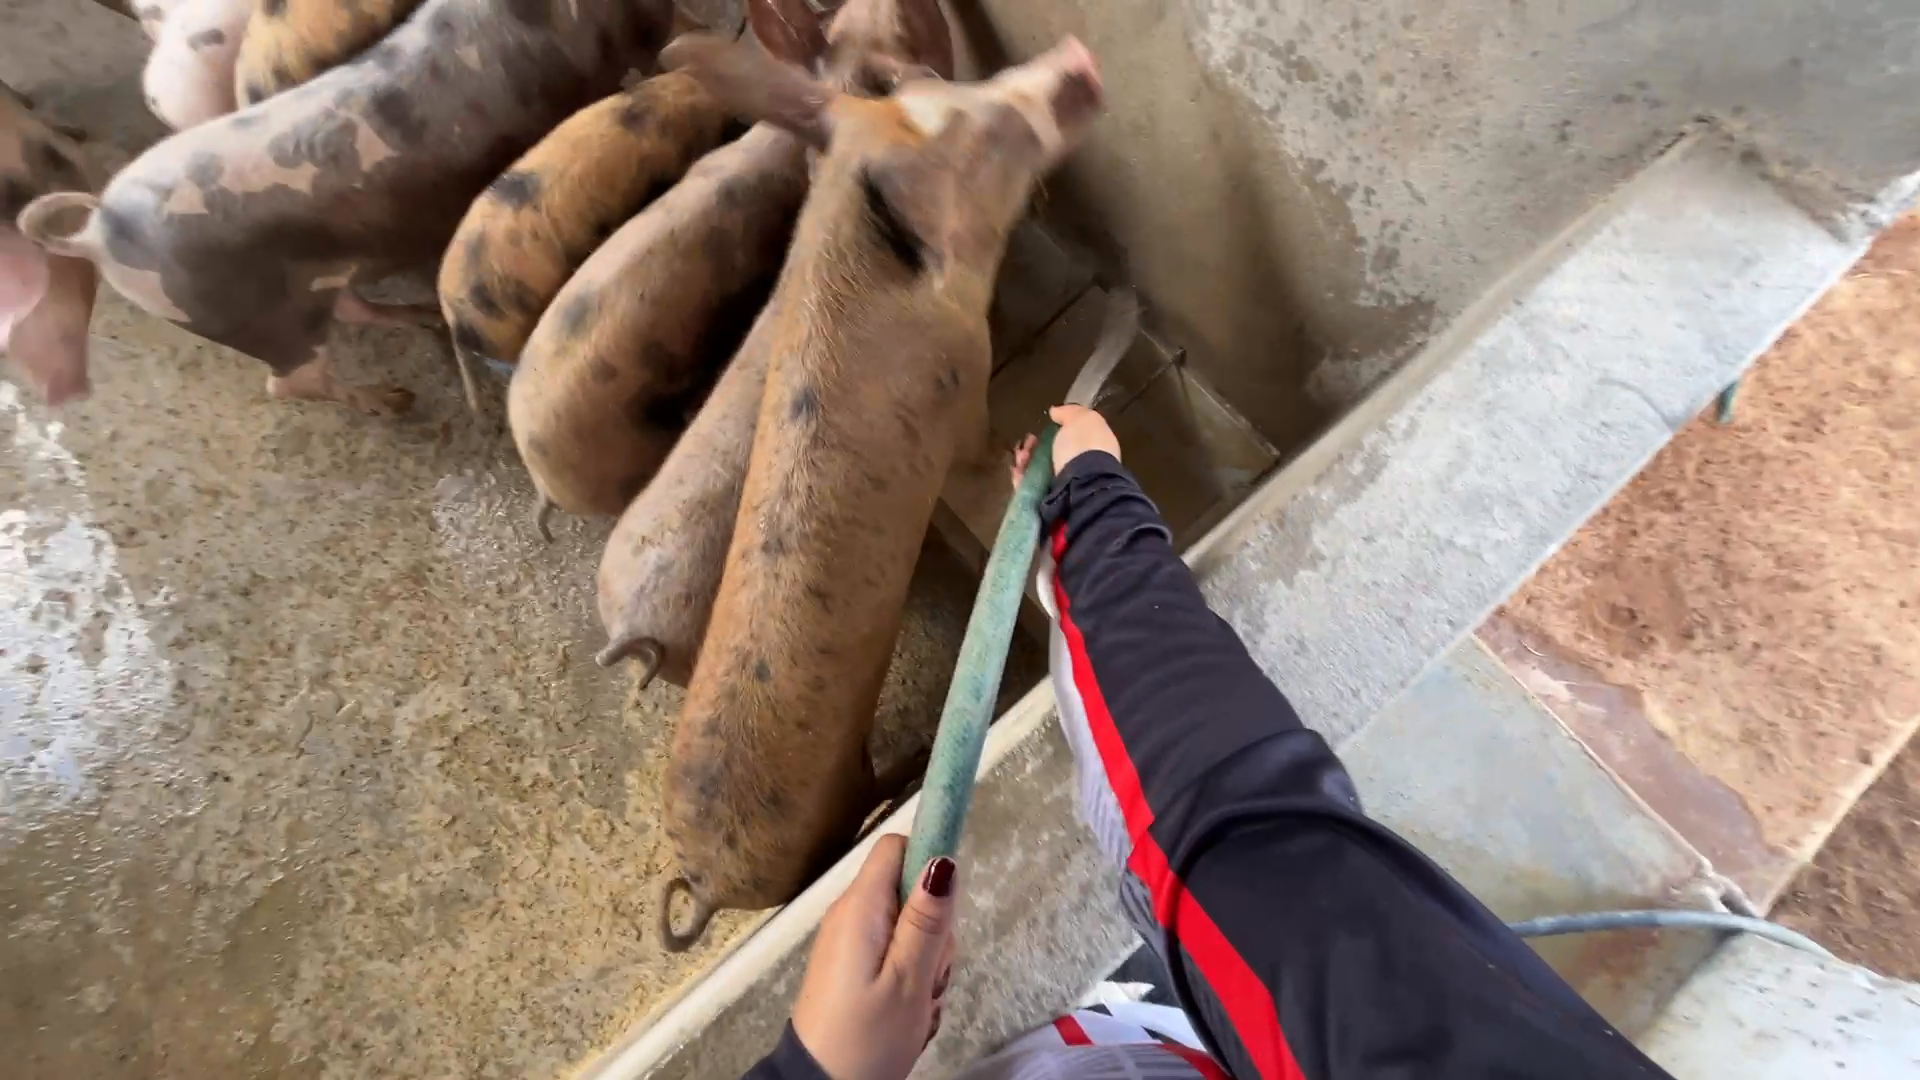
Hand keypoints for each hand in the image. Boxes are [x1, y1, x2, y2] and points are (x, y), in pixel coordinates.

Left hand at [790, 835, 958, 1079]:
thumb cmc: (866, 1038)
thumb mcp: (908, 980)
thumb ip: (927, 919)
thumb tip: (944, 857)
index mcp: (861, 905)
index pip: (896, 846)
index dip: (927, 862)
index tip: (944, 907)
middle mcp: (850, 912)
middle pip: (906, 888)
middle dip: (933, 925)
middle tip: (932, 972)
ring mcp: (847, 940)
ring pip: (904, 923)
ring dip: (924, 957)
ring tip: (920, 999)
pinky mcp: (848, 966)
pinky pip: (889, 950)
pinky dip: (907, 973)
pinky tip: (908, 1010)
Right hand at [1009, 404, 1121, 488]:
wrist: (1081, 487)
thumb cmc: (1083, 447)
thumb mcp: (1081, 419)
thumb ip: (1069, 412)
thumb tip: (1055, 411)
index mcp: (1093, 447)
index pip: (1071, 438)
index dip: (1053, 432)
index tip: (1041, 428)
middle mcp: (1081, 468)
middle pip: (1050, 455)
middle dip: (1034, 447)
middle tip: (1026, 444)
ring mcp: (1066, 487)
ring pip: (1038, 472)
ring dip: (1025, 462)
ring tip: (1020, 458)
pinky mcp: (1050, 503)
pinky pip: (1031, 489)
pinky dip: (1021, 479)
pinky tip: (1016, 472)